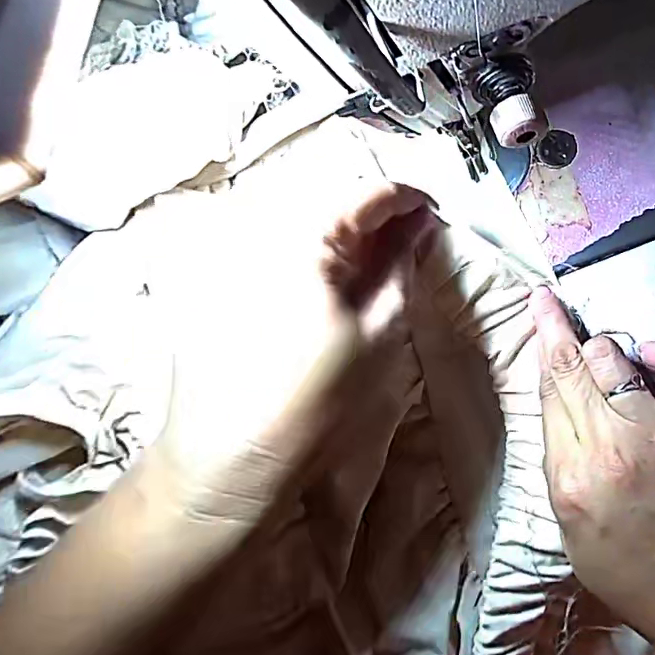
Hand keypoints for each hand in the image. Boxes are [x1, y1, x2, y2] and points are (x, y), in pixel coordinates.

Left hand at [140, 182, 437, 536]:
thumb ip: (402, 263)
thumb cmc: (316, 401)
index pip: (371, 190)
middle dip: (377, 214)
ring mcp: (237, 249)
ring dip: (345, 230)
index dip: (410, 199)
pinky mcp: (221, 274)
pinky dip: (314, 249)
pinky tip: (325, 282)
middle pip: (336, 196)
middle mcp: (264, 226)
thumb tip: (419, 221)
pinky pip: (279, 239)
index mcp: (306, 235)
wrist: (228, 463)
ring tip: (369, 264)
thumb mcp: (381, 330)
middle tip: (406, 244)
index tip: (432, 216)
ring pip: (307, 216)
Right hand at [532, 287, 654, 652]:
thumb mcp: (575, 536)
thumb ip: (559, 468)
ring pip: (614, 356)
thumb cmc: (643, 577)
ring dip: (604, 347)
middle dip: (553, 322)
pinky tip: (649, 353)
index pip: (549, 390)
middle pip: (572, 364)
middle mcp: (608, 446)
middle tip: (547, 300)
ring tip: (605, 355)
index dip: (540, 346)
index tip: (536, 314)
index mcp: (571, 478)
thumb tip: (557, 409)